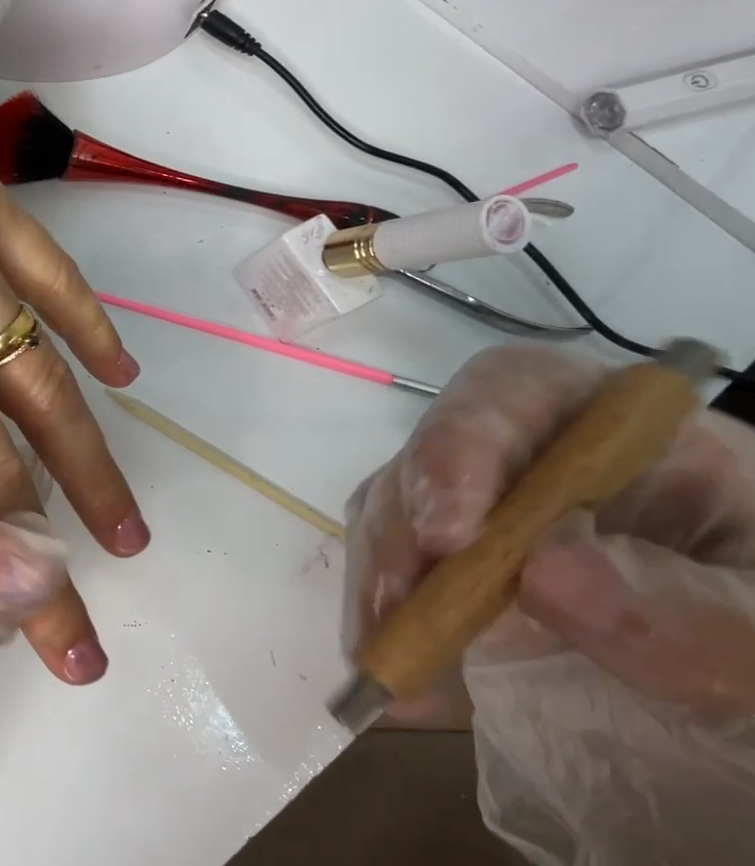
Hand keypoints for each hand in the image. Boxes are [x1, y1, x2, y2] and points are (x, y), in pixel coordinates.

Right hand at [344, 345, 754, 864]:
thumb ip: (692, 609)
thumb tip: (543, 574)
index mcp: (627, 434)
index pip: (514, 391)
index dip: (459, 444)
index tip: (449, 534)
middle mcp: (535, 463)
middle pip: (429, 462)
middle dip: (404, 535)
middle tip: (399, 615)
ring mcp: (488, 519)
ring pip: (395, 521)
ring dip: (383, 589)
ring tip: (390, 667)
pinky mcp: (459, 579)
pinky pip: (399, 585)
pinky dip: (389, 632)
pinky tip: (406, 686)